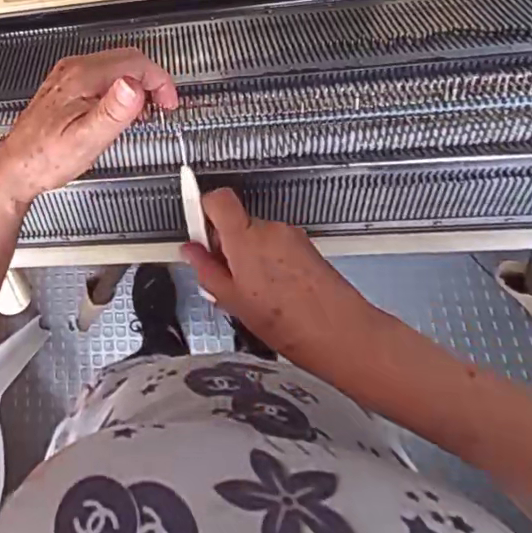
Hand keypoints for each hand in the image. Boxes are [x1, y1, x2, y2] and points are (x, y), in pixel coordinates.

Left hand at [0, 48, 178, 206]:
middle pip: (127, 59)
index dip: (159, 81)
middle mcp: (74, 70)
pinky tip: (119, 112)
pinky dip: (119, 90)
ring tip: (144, 112)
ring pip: (115, 67)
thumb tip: (135, 85)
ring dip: (136, 85)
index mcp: (82, 77)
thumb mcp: (87, 139)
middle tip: (161, 106)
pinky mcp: (65, 89)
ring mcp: (68, 78)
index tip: (168, 102)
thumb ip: (113, 110)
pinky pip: (101, 78)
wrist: (14, 170)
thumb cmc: (45, 159)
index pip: (135, 62)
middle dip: (151, 81)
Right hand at [180, 188, 380, 368]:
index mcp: (245, 238)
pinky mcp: (306, 245)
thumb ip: (207, 270)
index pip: (218, 199)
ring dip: (250, 255)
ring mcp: (290, 235)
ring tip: (255, 292)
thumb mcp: (233, 301)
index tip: (197, 226)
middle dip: (227, 243)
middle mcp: (269, 229)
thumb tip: (191, 252)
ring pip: (257, 235)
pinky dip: (270, 261)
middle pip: (236, 221)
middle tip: (226, 275)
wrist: (341, 333)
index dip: (203, 208)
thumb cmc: (290, 323)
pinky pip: (277, 244)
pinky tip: (274, 292)